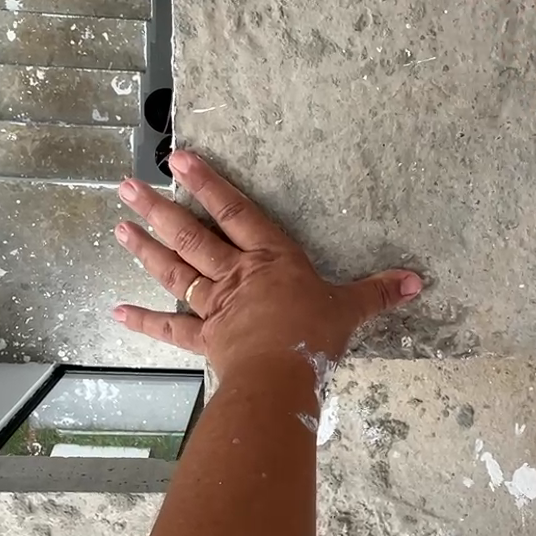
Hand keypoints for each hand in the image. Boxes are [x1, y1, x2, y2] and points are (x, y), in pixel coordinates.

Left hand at [111, 150, 424, 374]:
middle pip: (191, 235)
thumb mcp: (350, 309)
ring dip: (146, 249)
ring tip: (118, 226)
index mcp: (270, 258)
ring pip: (175, 271)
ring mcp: (215, 306)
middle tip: (125, 186)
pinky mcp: (205, 338)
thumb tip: (419, 281)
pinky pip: (170, 328)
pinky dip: (144, 320)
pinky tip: (117, 310)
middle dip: (158, 208)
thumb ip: (378, 292)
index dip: (209, 182)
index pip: (235, 211)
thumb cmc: (313, 335)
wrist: (282, 376)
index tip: (180, 159)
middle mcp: (236, 274)